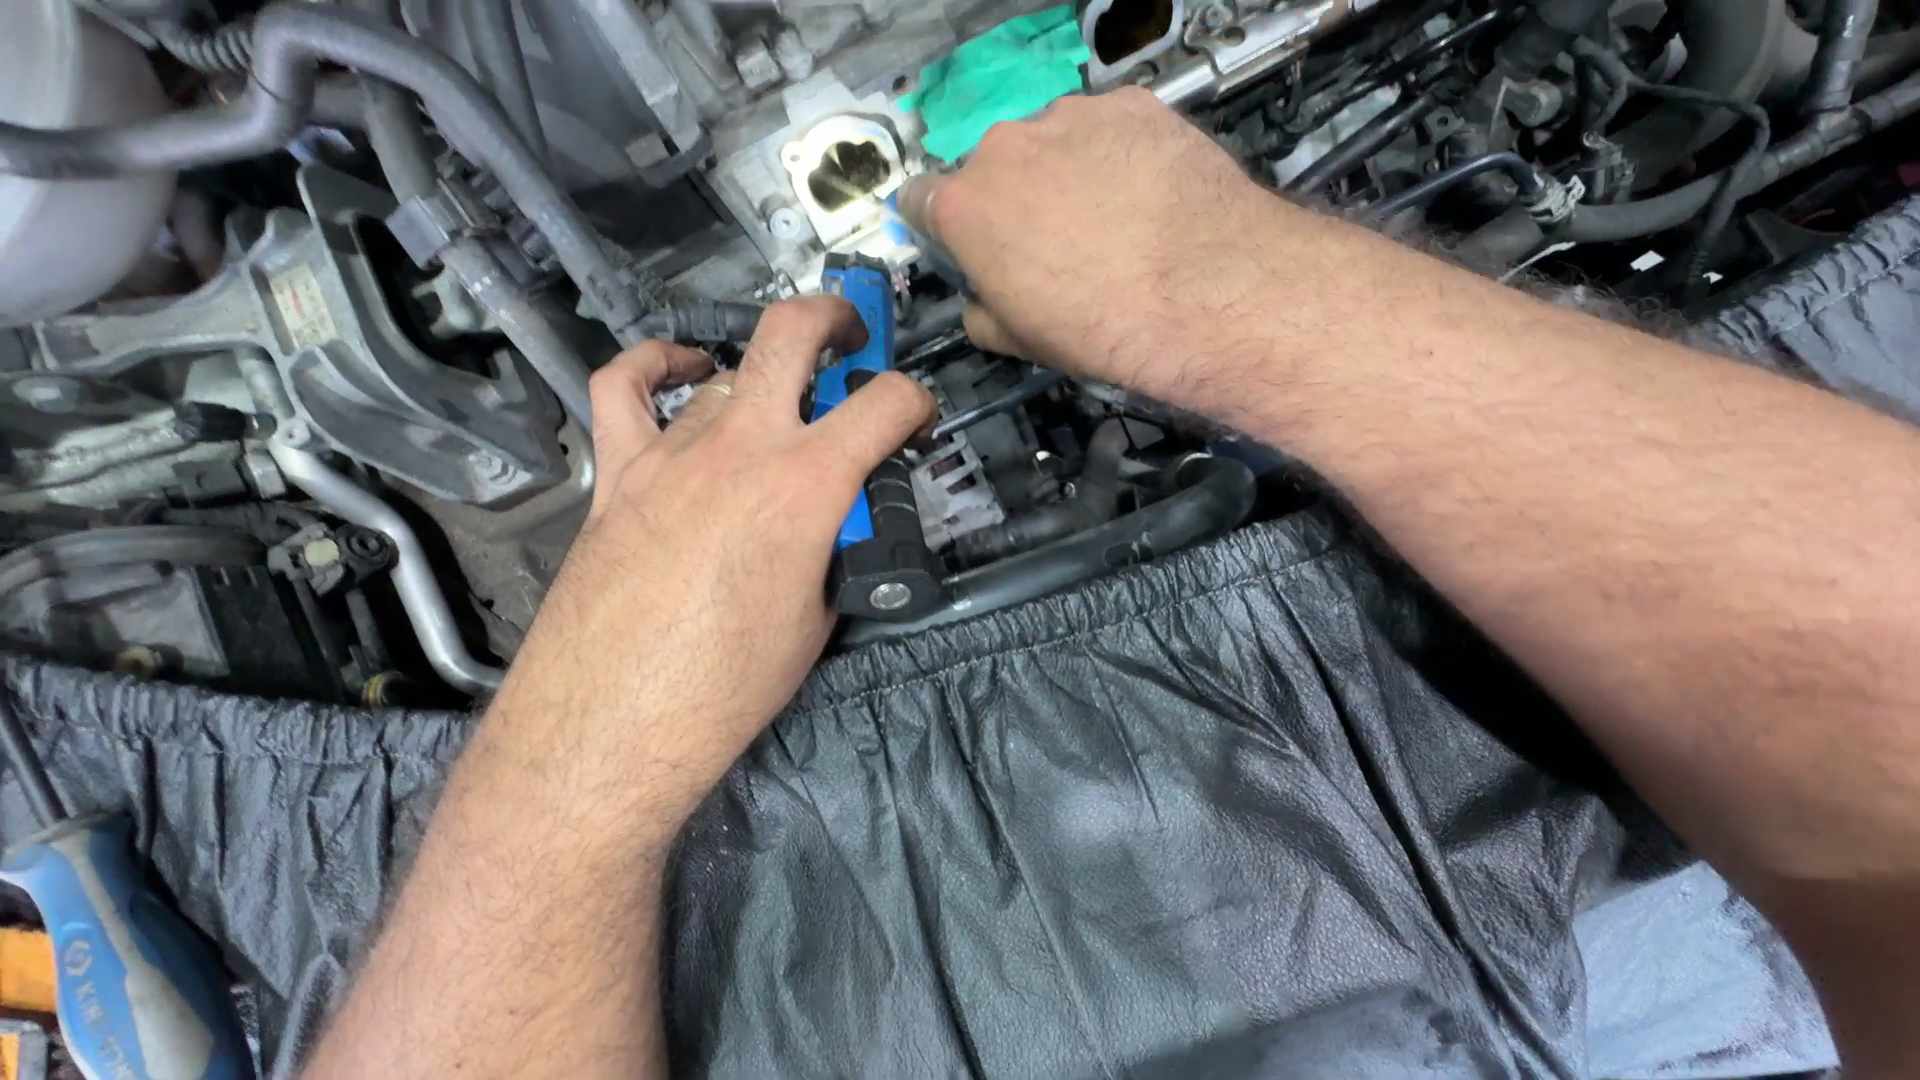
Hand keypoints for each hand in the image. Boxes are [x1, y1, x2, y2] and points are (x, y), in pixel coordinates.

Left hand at [492, 297, 934, 814]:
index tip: (915, 420)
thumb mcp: (819, 615)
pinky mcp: (618, 472)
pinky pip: (624, 388)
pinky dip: (655, 365)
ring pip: (725, 376)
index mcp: (806, 485)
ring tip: (774, 417)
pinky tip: (681, 369)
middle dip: (835, 319)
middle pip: (792, 333)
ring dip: (761, 385)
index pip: (884, 404)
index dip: (916, 403)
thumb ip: (835, 547)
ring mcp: (671, 452)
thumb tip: (835, 523)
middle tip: (853, 339)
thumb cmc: (730, 686)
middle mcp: (740, 446)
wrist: (614, 726)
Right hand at [898, 88, 1296, 400]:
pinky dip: (1114, 155)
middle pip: (990, 169)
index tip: (967, 247)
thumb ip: (980, 313)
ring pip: (1048, 143)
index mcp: (964, 207)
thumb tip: (980, 303)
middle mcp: (1006, 147)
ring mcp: (1070, 117)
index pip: (920, 201)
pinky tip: (1143, 197)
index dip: (941, 228)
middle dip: (1010, 202)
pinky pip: (1105, 128)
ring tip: (1108, 221)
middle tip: (1051, 244)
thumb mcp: (1020, 342)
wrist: (1203, 292)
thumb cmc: (1101, 326)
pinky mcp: (1132, 104)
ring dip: (1062, 174)